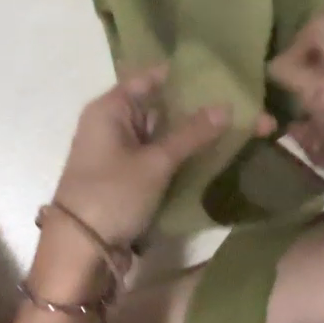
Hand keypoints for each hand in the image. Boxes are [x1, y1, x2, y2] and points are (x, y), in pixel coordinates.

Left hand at [50, 66, 237, 248]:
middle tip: (242, 103)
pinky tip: (215, 155)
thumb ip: (191, 134)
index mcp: (110, 108)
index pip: (151, 77)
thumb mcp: (155, 163)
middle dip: (198, 108)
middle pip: (160, 106)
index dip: (184, 74)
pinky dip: (183, 156)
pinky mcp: (128, 177)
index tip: (222, 72)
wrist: (81, 250)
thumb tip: (227, 106)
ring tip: (238, 128)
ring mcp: (120, 152)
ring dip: (194, 134)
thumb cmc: (112, 194)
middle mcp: (113, 124)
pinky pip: (160, 157)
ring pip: (163, 134)